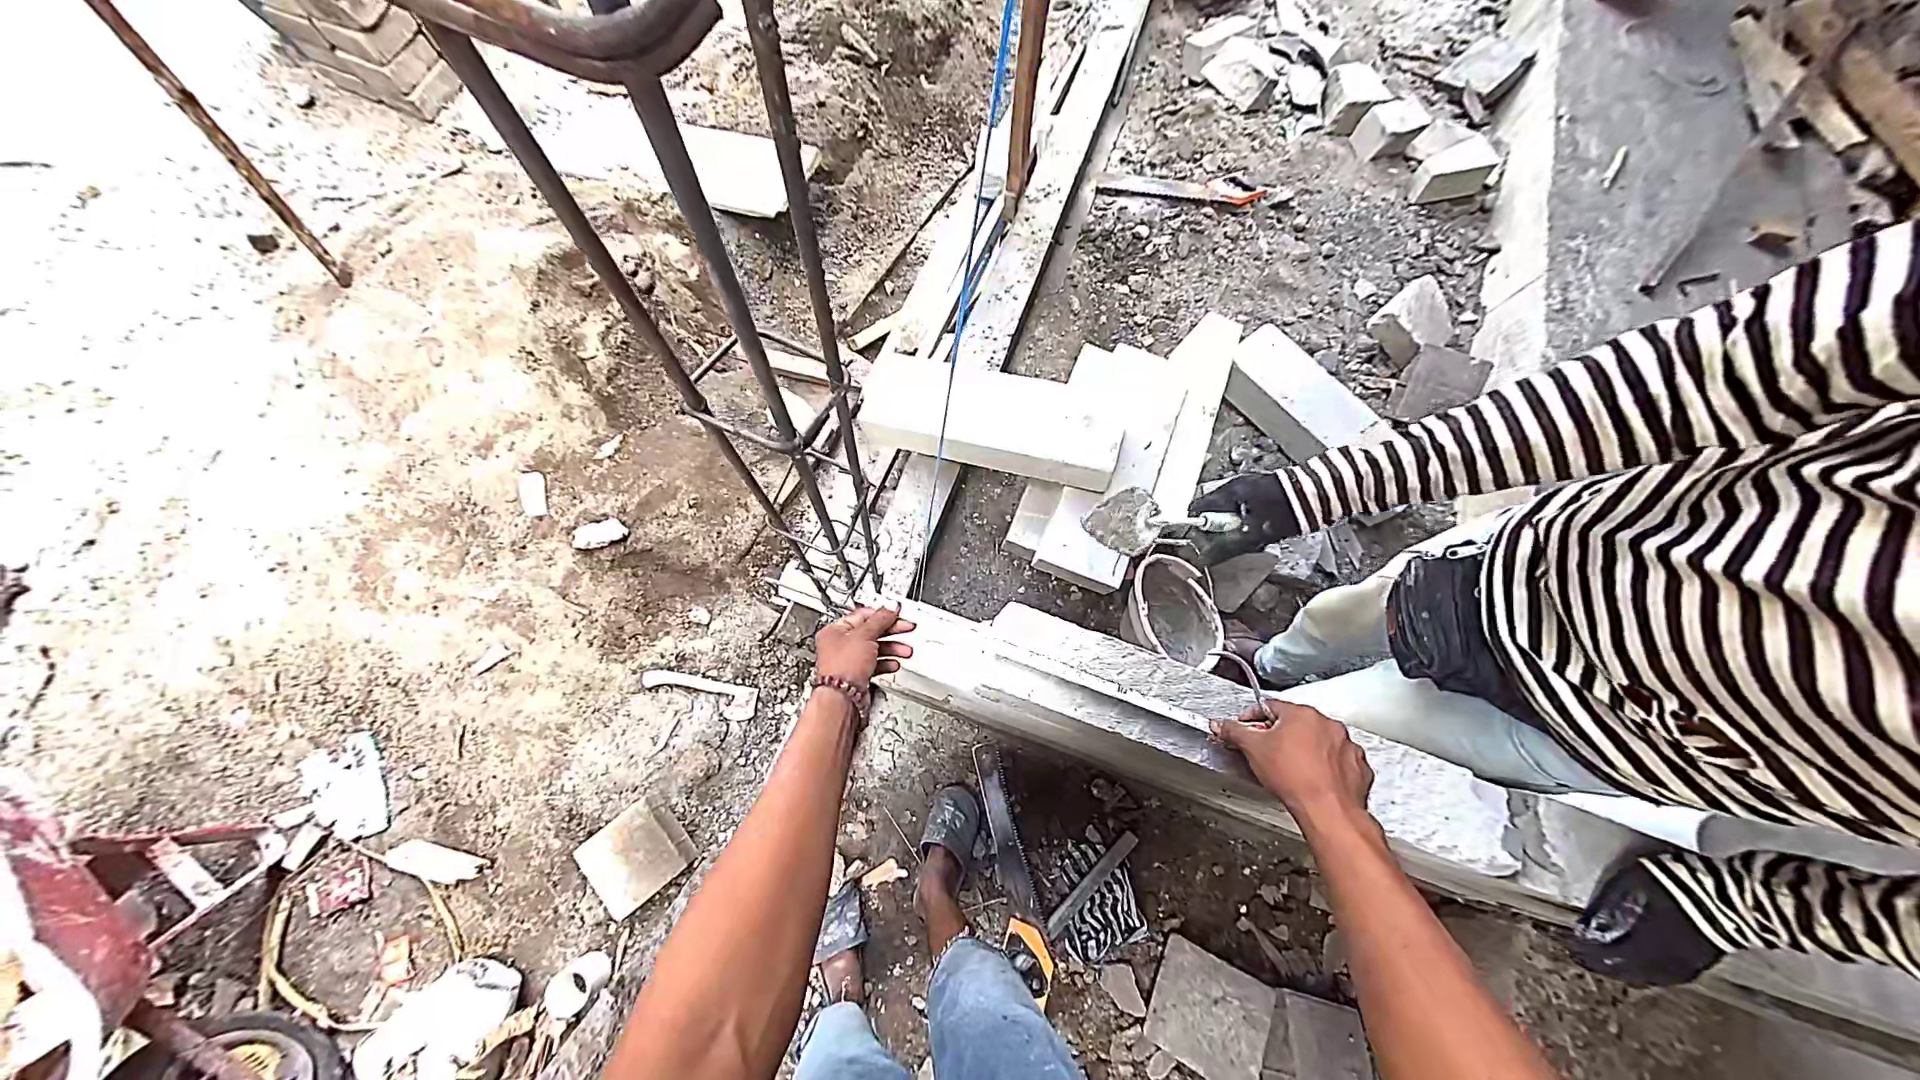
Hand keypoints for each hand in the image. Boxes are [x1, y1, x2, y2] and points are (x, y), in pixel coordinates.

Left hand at [814, 605, 914, 689]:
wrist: (842, 699)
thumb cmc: (843, 667)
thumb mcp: (865, 635)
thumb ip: (881, 619)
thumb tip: (891, 606)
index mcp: (835, 630)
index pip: (862, 615)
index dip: (881, 614)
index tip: (897, 613)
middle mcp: (840, 645)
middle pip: (870, 632)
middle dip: (891, 631)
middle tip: (906, 628)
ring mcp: (849, 661)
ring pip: (875, 649)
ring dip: (892, 648)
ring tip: (905, 650)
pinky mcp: (857, 675)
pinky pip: (875, 665)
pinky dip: (886, 663)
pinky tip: (894, 664)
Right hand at [1184, 473, 1300, 565]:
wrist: (1318, 494)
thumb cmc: (1284, 512)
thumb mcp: (1255, 534)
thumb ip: (1228, 545)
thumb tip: (1205, 557)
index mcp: (1228, 492)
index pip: (1198, 507)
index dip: (1196, 525)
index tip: (1199, 539)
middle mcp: (1234, 484)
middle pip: (1212, 508)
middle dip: (1215, 526)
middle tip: (1223, 542)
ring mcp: (1249, 483)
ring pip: (1228, 507)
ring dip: (1231, 523)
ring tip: (1243, 537)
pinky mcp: (1261, 486)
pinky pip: (1242, 504)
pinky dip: (1243, 517)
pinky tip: (1255, 528)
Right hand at [1212, 701, 1372, 827]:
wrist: (1328, 811)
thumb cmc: (1295, 778)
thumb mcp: (1252, 749)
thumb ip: (1234, 731)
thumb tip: (1222, 725)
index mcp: (1301, 714)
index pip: (1270, 706)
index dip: (1253, 717)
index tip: (1246, 726)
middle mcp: (1327, 725)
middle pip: (1295, 723)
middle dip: (1279, 734)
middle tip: (1266, 751)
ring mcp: (1346, 746)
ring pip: (1319, 741)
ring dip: (1305, 749)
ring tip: (1291, 768)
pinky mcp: (1358, 767)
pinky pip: (1338, 761)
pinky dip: (1326, 766)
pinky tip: (1313, 778)